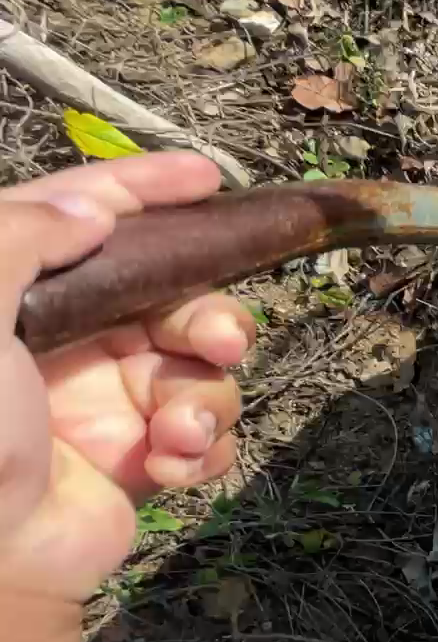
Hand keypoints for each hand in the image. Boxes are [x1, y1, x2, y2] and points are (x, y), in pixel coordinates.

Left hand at [0, 153, 254, 610]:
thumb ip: (10, 245)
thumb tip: (90, 209)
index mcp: (11, 302)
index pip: (77, 222)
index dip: (143, 191)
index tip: (208, 176)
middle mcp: (64, 341)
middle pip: (175, 300)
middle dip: (210, 321)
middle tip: (214, 344)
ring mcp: (108, 398)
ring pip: (205, 369)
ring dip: (205, 399)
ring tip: (175, 433)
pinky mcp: (146, 449)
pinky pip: (212, 429)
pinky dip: (203, 445)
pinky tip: (169, 466)